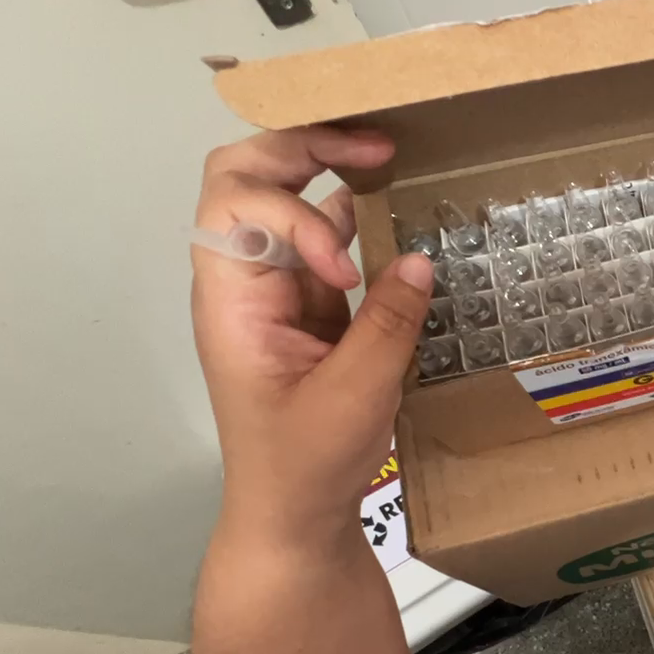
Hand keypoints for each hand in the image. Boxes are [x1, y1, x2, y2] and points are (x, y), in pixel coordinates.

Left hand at [190, 127, 432, 547]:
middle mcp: (247, 282)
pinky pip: (325, 248)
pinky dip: (353, 223)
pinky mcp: (312, 312)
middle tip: (374, 145)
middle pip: (245, 180)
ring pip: (283, 205)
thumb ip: (388, 323)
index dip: (299, 214)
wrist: (295, 509)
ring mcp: (279, 294)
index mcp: (233, 298)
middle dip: (304, 149)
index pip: (237, 204)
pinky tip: (386, 213)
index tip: (349, 273)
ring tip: (385, 157)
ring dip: (327, 174)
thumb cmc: (308, 458)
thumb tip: (421, 259)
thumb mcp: (356, 393)